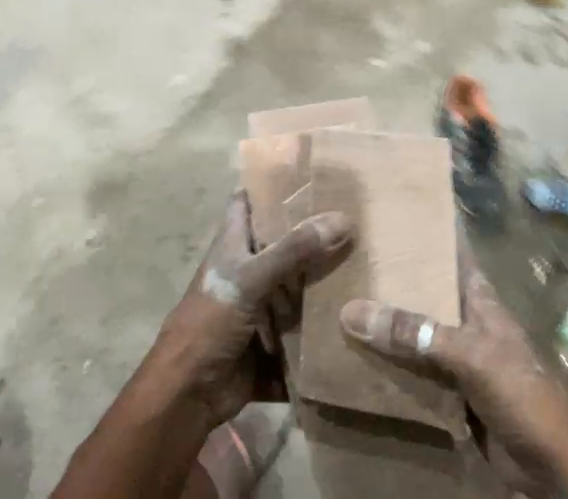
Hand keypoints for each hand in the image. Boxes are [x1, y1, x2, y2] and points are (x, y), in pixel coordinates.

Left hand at [147, 190, 353, 428]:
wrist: (190, 393)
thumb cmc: (210, 322)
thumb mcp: (250, 278)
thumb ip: (293, 250)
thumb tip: (342, 219)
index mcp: (234, 245)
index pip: (251, 202)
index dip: (275, 185)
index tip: (317, 174)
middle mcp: (250, 271)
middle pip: (286, 246)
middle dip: (318, 238)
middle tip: (367, 223)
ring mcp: (264, 309)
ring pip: (301, 289)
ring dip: (329, 285)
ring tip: (378, 267)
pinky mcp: (276, 343)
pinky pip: (307, 332)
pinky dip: (328, 330)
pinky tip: (368, 322)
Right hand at [339, 254, 567, 498]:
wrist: (554, 467)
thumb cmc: (523, 393)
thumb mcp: (470, 354)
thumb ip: (416, 333)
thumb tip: (351, 310)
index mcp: (481, 303)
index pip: (452, 257)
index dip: (428, 235)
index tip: (391, 213)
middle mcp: (468, 326)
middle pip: (425, 297)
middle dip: (392, 284)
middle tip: (344, 261)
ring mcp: (460, 364)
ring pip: (416, 338)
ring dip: (386, 330)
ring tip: (337, 305)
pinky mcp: (452, 398)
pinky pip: (413, 378)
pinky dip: (389, 372)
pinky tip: (355, 362)